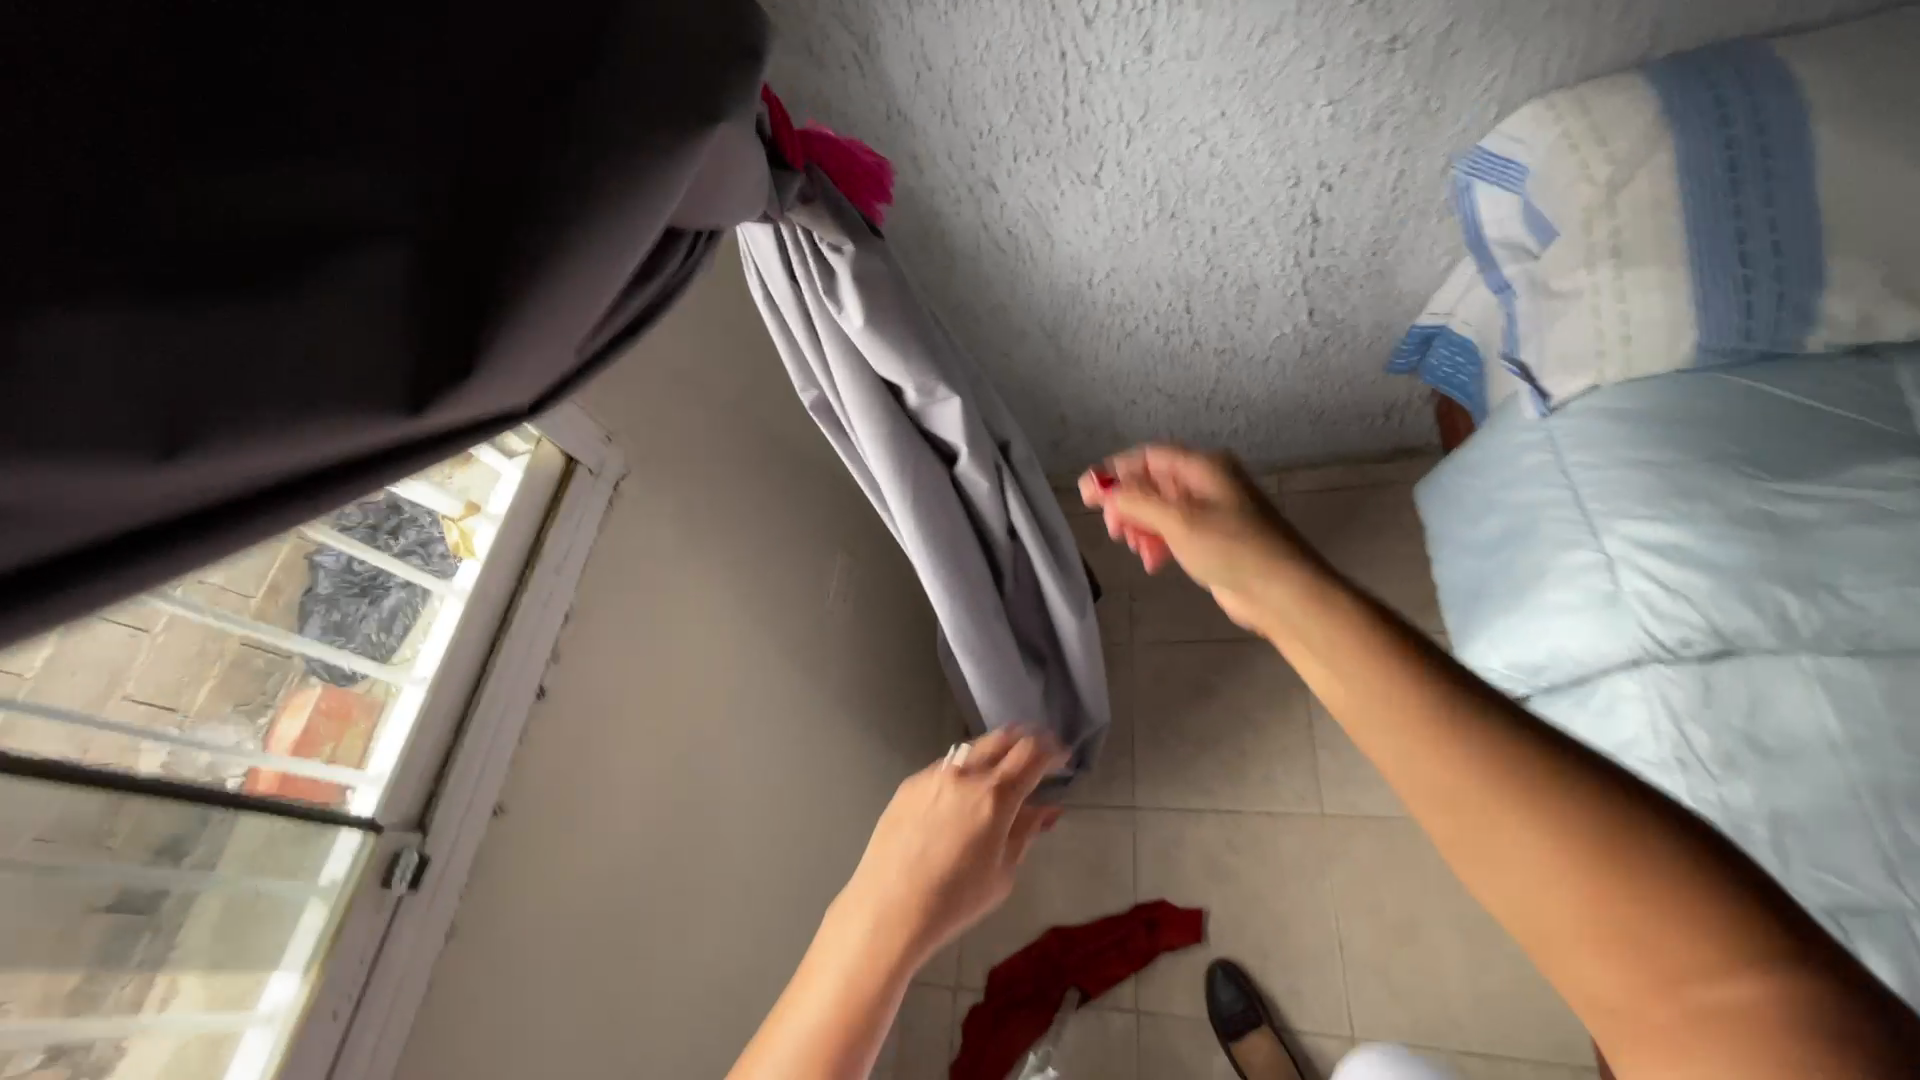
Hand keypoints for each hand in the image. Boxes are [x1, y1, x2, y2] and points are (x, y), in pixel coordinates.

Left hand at [832, 730, 1066, 969]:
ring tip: (1004, 767)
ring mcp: (934, 776)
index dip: (1052, 750)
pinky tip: (964, 790)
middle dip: (1026, 740)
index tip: (1062, 756)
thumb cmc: (955, 900)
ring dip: (995, 750)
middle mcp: (966, 775)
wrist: (889, 907)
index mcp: (996, 797)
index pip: (1032, 754)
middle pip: (1003, 738)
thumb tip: (1048, 809)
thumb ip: (1026, 832)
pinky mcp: (910, 785)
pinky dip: (965, 769)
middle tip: (1038, 752)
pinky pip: (947, 766)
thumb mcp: (1003, 872)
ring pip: (973, 748)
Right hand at [1077, 443, 1310, 630]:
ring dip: (1140, 527)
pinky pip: (1173, 532)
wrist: (1281, 591)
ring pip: (1160, 510)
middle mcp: (1206, 483)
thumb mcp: (1177, 520)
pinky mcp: (1213, 539)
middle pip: (1151, 484)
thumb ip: (1135, 501)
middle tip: (1112, 531)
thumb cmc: (1231, 547)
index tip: (1085, 496)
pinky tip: (1152, 562)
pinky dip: (1157, 543)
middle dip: (1127, 505)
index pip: (1147, 457)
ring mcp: (1211, 512)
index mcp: (1203, 466)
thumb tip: (1101, 488)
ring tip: (1134, 550)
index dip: (1113, 473)